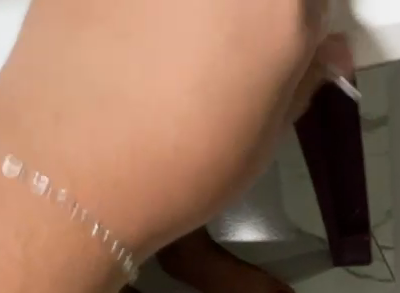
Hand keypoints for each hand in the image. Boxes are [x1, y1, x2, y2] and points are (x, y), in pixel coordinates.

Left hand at [0, 0, 347, 252]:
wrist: (72, 168)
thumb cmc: (183, 165)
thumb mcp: (265, 138)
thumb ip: (303, 80)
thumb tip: (327, 54)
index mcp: (280, 5)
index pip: (317, 0)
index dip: (308, 28)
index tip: (294, 55)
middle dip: (252, 17)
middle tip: (234, 59)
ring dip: (197, 15)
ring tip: (176, 55)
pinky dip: (147, 10)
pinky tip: (131, 42)